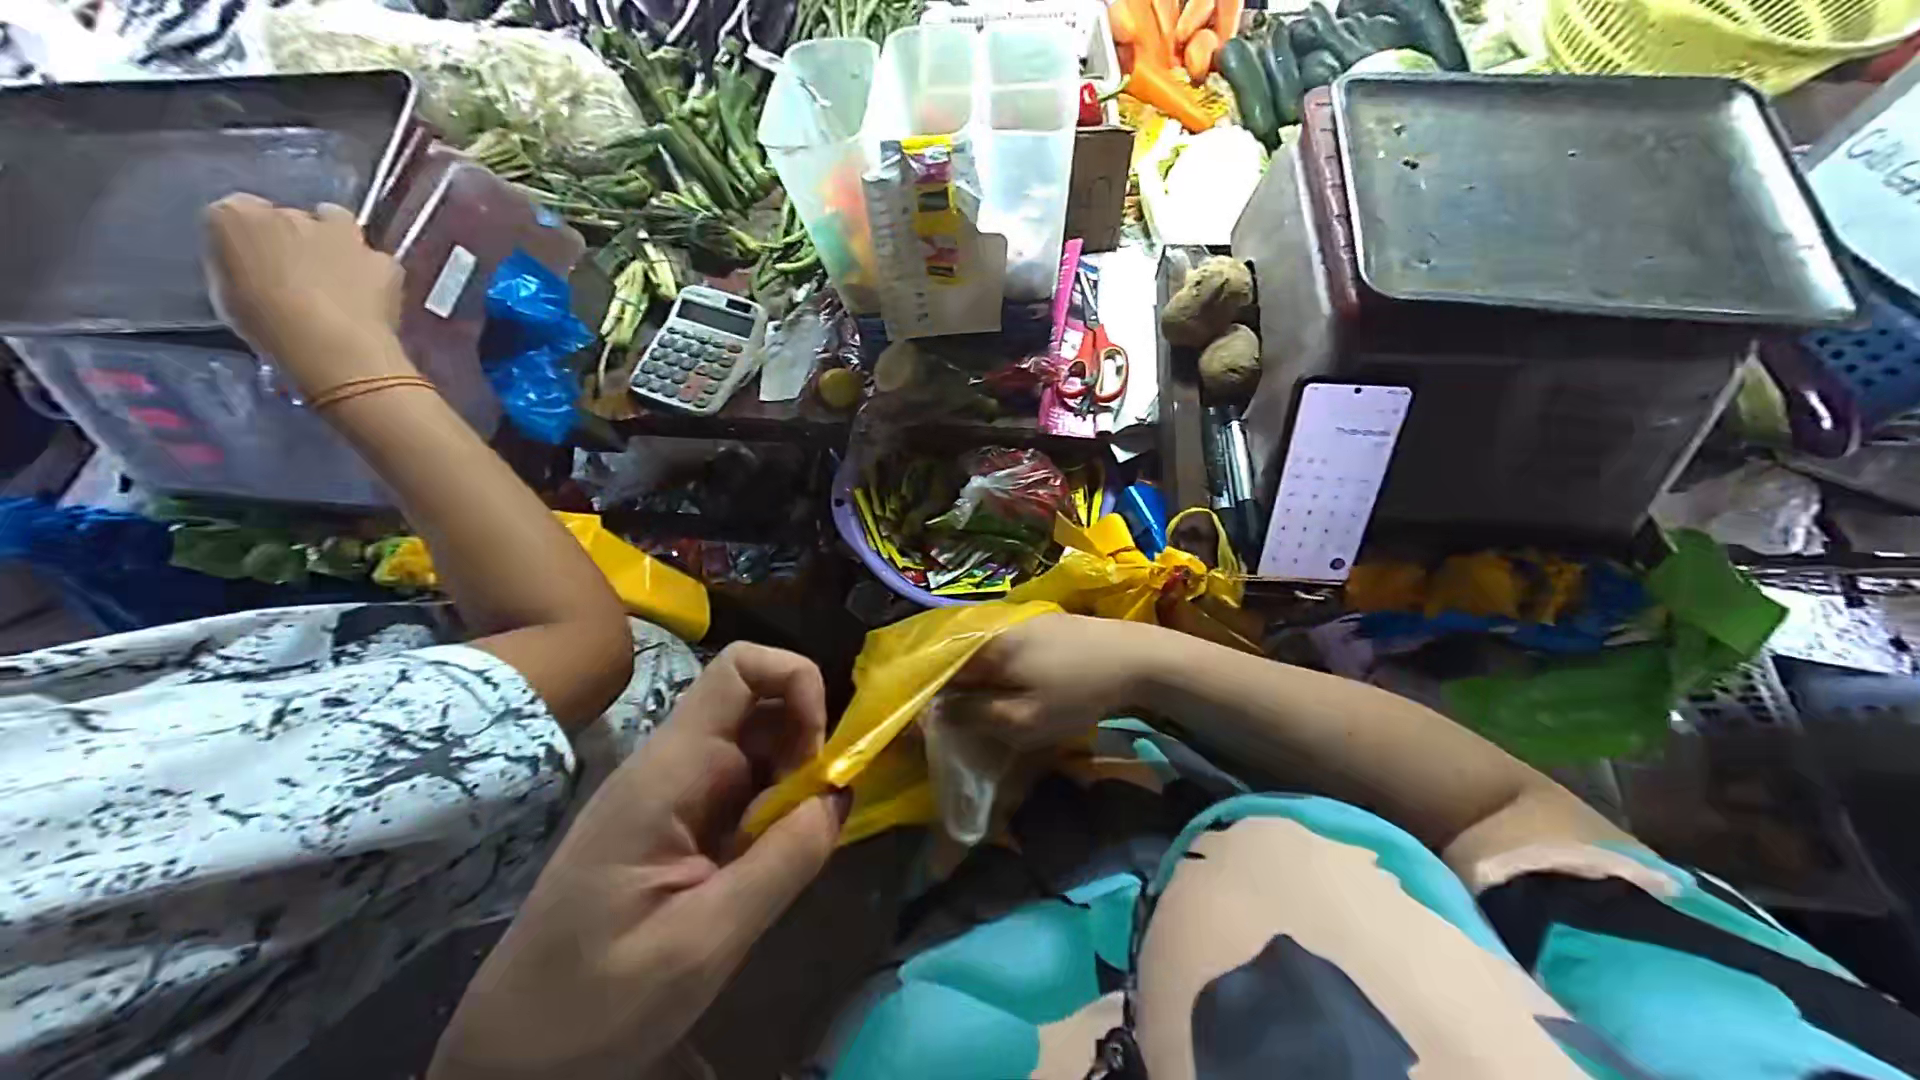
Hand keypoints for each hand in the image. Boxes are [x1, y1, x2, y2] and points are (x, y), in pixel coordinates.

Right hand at [203, 194, 410, 396]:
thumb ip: (242, 265)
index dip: (254, 239)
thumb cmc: (267, 325)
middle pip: (293, 218)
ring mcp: (343, 234)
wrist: (334, 344)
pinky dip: (377, 274)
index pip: (240, 213)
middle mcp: (291, 214)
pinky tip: (374, 298)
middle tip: (305, 274)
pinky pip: (379, 261)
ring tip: (341, 275)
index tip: (262, 262)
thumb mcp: (229, 292)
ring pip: (338, 221)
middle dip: (298, 239)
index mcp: (236, 216)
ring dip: (338, 240)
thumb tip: (259, 267)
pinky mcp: (384, 260)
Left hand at [429, 644, 848, 1079]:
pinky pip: (748, 786)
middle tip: (814, 813)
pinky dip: (779, 808)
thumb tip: (841, 793)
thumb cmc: (594, 1002)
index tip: (820, 752)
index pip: (738, 670)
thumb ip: (781, 863)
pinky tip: (774, 859)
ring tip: (795, 845)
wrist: (514, 1054)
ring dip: (795, 780)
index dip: (796, 681)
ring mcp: (677, 792)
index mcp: (669, 772)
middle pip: (760, 703)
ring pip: (760, 744)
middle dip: (806, 742)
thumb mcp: (703, 941)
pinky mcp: (683, 821)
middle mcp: (675, 764)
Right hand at [942, 614, 1163, 749]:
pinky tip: (1018, 683)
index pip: (939, 666)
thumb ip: (975, 715)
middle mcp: (999, 625)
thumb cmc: (1079, 692)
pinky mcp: (1046, 622)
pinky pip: (1008, 645)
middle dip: (956, 685)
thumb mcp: (1024, 720)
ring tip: (990, 704)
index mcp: (987, 646)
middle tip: (964, 717)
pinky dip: (1004, 666)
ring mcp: (1024, 620)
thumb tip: (935, 712)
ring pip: (986, 650)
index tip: (935, 721)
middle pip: (961, 656)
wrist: (1140, 657)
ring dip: (982, 677)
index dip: (931, 694)